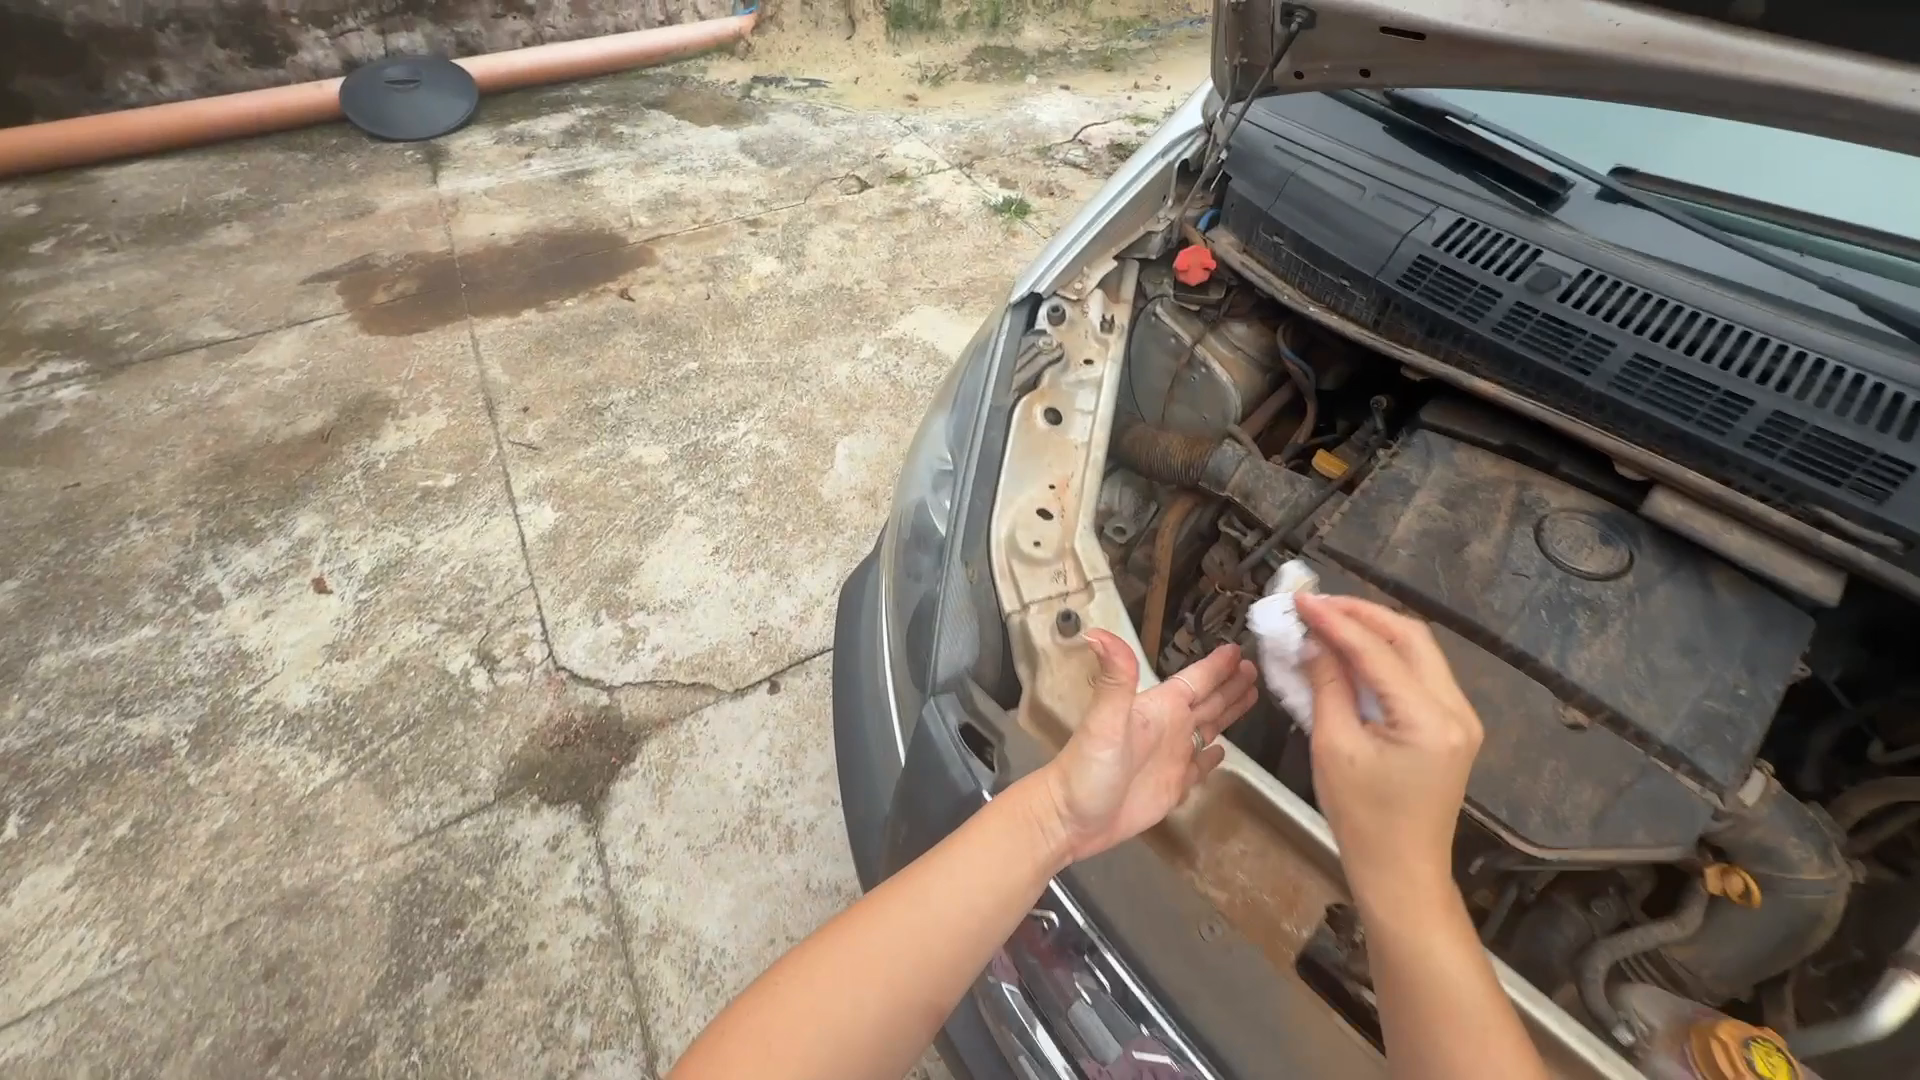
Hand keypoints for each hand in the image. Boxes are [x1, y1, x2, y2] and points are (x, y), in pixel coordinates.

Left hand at [1034, 631, 1258, 863]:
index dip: (1216, 666)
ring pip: (1209, 727)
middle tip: (1256, 668)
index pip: (1195, 680)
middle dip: (1231, 684)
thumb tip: (1097, 632)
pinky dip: (1213, 758)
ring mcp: (1171, 757)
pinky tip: (1223, 752)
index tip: (1239, 648)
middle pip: (1208, 700)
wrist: (1072, 817)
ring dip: (1229, 712)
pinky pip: (1200, 767)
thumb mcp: (1104, 719)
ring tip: (1252, 696)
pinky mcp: (1173, 786)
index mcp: (1158, 708)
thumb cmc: (1090, 766)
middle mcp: (1168, 728)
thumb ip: (1114, 677)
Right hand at [1296, 594, 1481, 900]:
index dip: (1335, 620)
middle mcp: (1456, 709)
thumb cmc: (1361, 816)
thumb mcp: (1333, 746)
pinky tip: (1349, 651)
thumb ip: (1327, 685)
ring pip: (1417, 651)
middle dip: (1360, 614)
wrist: (1400, 870)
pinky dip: (1382, 655)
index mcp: (1429, 718)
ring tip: (1327, 620)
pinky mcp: (1449, 726)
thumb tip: (1313, 641)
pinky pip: (1416, 674)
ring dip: (1372, 630)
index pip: (1377, 651)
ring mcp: (1458, 717)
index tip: (1300, 600)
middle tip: (1315, 604)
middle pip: (1410, 637)